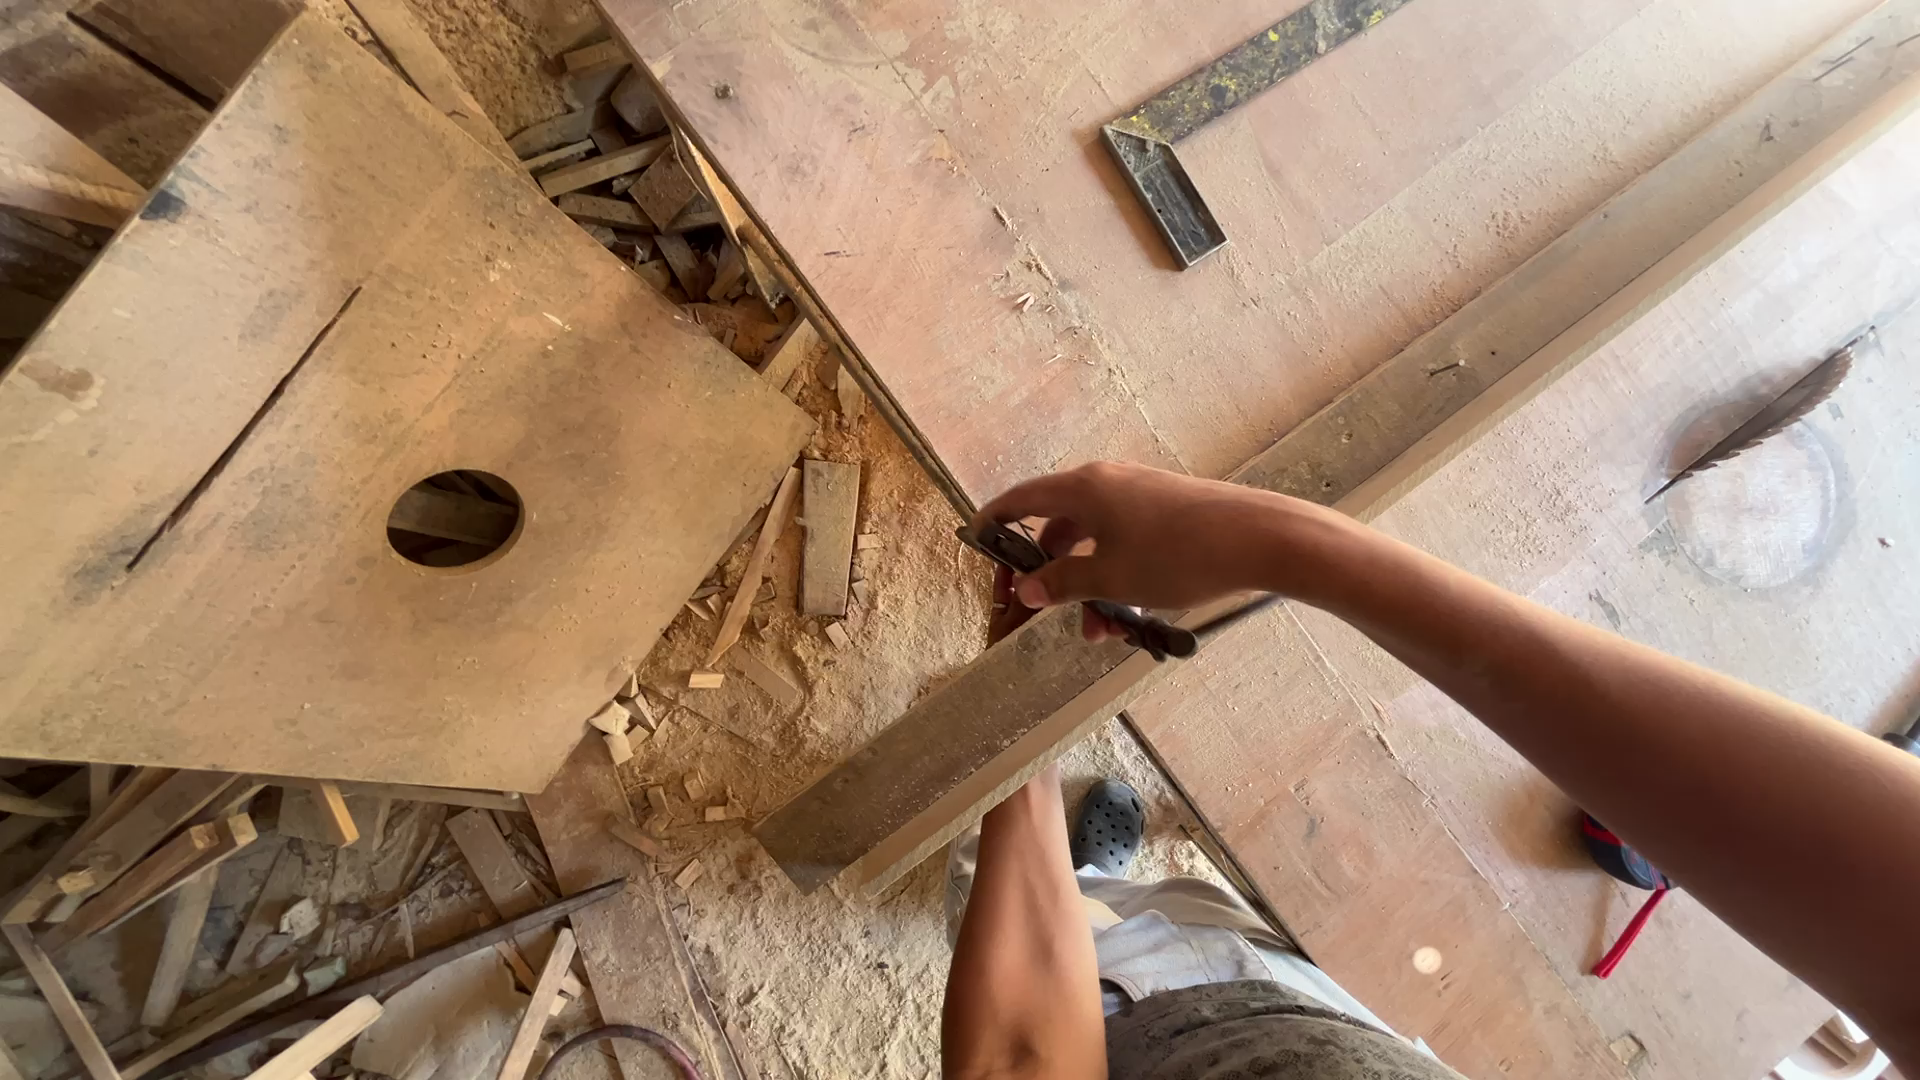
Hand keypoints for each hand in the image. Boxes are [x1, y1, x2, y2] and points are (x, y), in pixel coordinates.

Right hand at [972, 461, 1341, 636]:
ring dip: (1086, 585)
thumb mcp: (1110, 578)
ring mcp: (1137, 494)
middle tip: (1037, 611)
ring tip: (1101, 632)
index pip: (1020, 499)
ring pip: (1093, 541)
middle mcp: (1105, 483)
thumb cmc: (1176, 555)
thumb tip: (1025, 590)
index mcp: (1082, 489)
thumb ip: (1061, 583)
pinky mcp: (1164, 509)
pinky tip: (1129, 615)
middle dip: (1047, 574)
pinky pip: (1121, 541)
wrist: (1261, 538)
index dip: (993, 522)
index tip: (975, 544)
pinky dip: (1114, 574)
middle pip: (1056, 526)